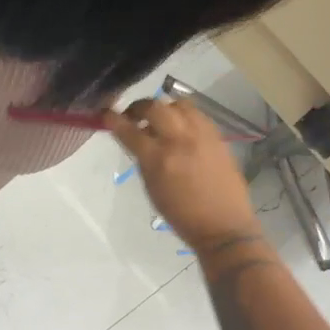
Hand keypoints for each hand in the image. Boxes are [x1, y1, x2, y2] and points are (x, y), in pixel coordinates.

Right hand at [106, 98, 261, 249]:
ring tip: (160, 120)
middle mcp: (180, 141)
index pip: (130, 131)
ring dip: (164, 108)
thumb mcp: (152, 189)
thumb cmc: (182, 215)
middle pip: (154, 107)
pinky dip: (183, 115)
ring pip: (178, 104)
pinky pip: (197, 114)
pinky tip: (180, 127)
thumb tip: (137, 139)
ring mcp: (201, 135)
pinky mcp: (217, 136)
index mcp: (159, 160)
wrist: (223, 225)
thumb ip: (143, 160)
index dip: (114, 119)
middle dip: (138, 108)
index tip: (106, 114)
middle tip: (133, 116)